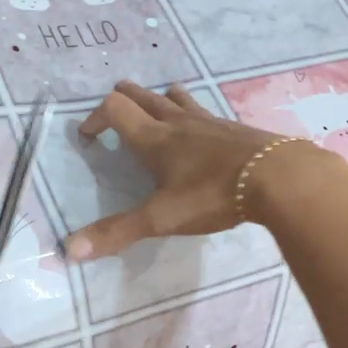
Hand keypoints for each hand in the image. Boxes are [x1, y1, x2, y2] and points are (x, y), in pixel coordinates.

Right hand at [63, 81, 346, 261]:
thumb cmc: (213, 195)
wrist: (278, 178)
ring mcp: (210, 122)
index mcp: (154, 139)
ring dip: (160, 98)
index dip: (96, 118)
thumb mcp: (160, 218)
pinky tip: (203, 129)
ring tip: (156, 104)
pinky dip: (193, 113)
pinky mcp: (235, 130)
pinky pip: (206, 113)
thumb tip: (69, 251)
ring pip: (177, 99)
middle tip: (114, 109)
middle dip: (124, 99)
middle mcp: (178, 123)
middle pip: (144, 96)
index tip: (88, 136)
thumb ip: (117, 233)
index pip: (115, 110)